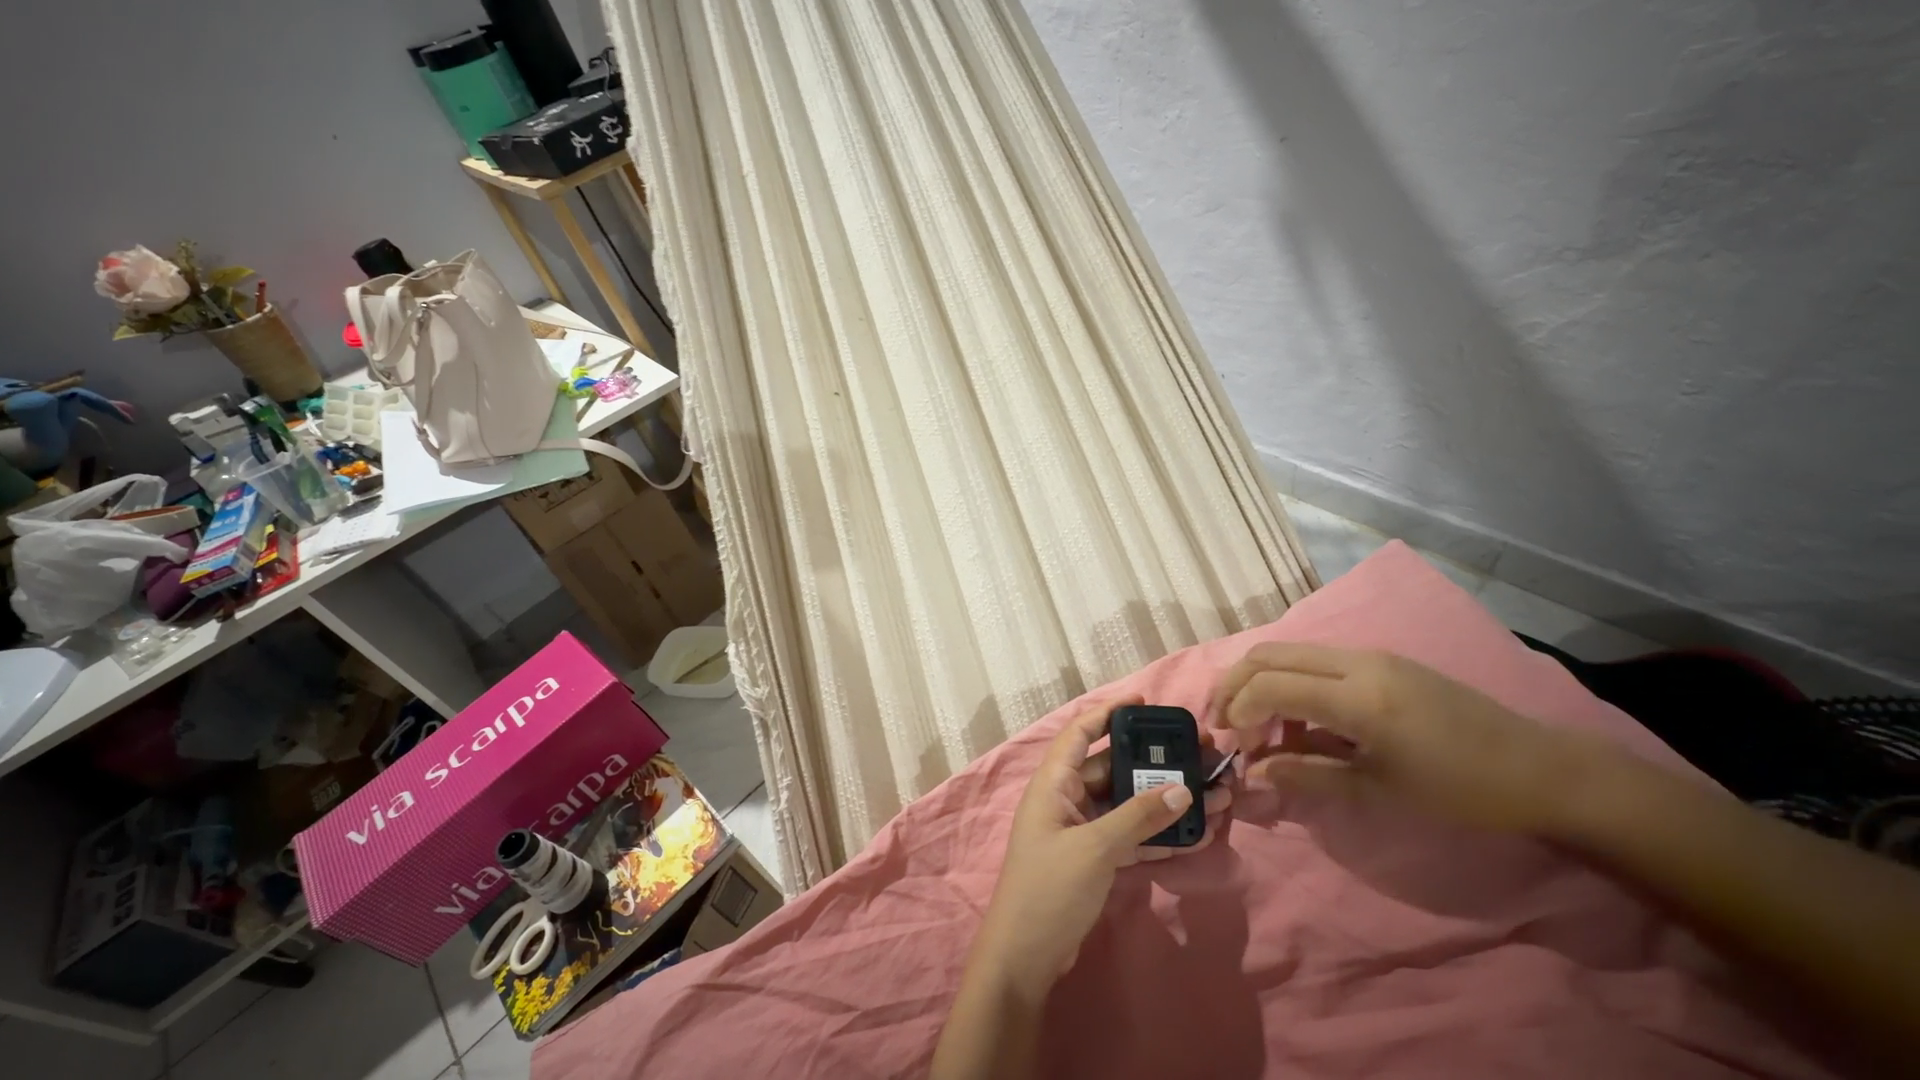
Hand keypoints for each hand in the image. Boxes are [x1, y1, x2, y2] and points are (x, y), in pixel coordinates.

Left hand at [974, 695, 1233, 994]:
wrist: (1025, 957)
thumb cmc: (1050, 889)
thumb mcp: (1095, 848)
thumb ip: (1139, 816)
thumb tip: (1182, 787)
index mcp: (1053, 784)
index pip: (1079, 733)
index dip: (1108, 713)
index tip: (1145, 702)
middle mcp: (1065, 800)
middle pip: (1111, 767)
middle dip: (1153, 760)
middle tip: (1198, 754)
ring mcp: (1079, 831)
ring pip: (1127, 803)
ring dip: (1164, 799)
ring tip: (1212, 793)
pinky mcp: (1093, 860)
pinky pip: (1130, 835)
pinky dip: (1158, 832)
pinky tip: (1195, 830)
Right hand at [1210, 644, 1605, 835]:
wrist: (1536, 767)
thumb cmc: (1459, 790)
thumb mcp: (1377, 791)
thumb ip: (1307, 775)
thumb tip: (1253, 773)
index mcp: (1357, 697)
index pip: (1269, 686)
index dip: (1236, 713)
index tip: (1231, 748)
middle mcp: (1357, 662)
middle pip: (1268, 655)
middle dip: (1233, 687)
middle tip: (1221, 727)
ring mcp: (1371, 655)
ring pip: (1289, 653)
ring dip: (1260, 684)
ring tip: (1256, 730)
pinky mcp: (1382, 661)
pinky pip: (1317, 661)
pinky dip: (1290, 683)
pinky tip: (1298, 722)